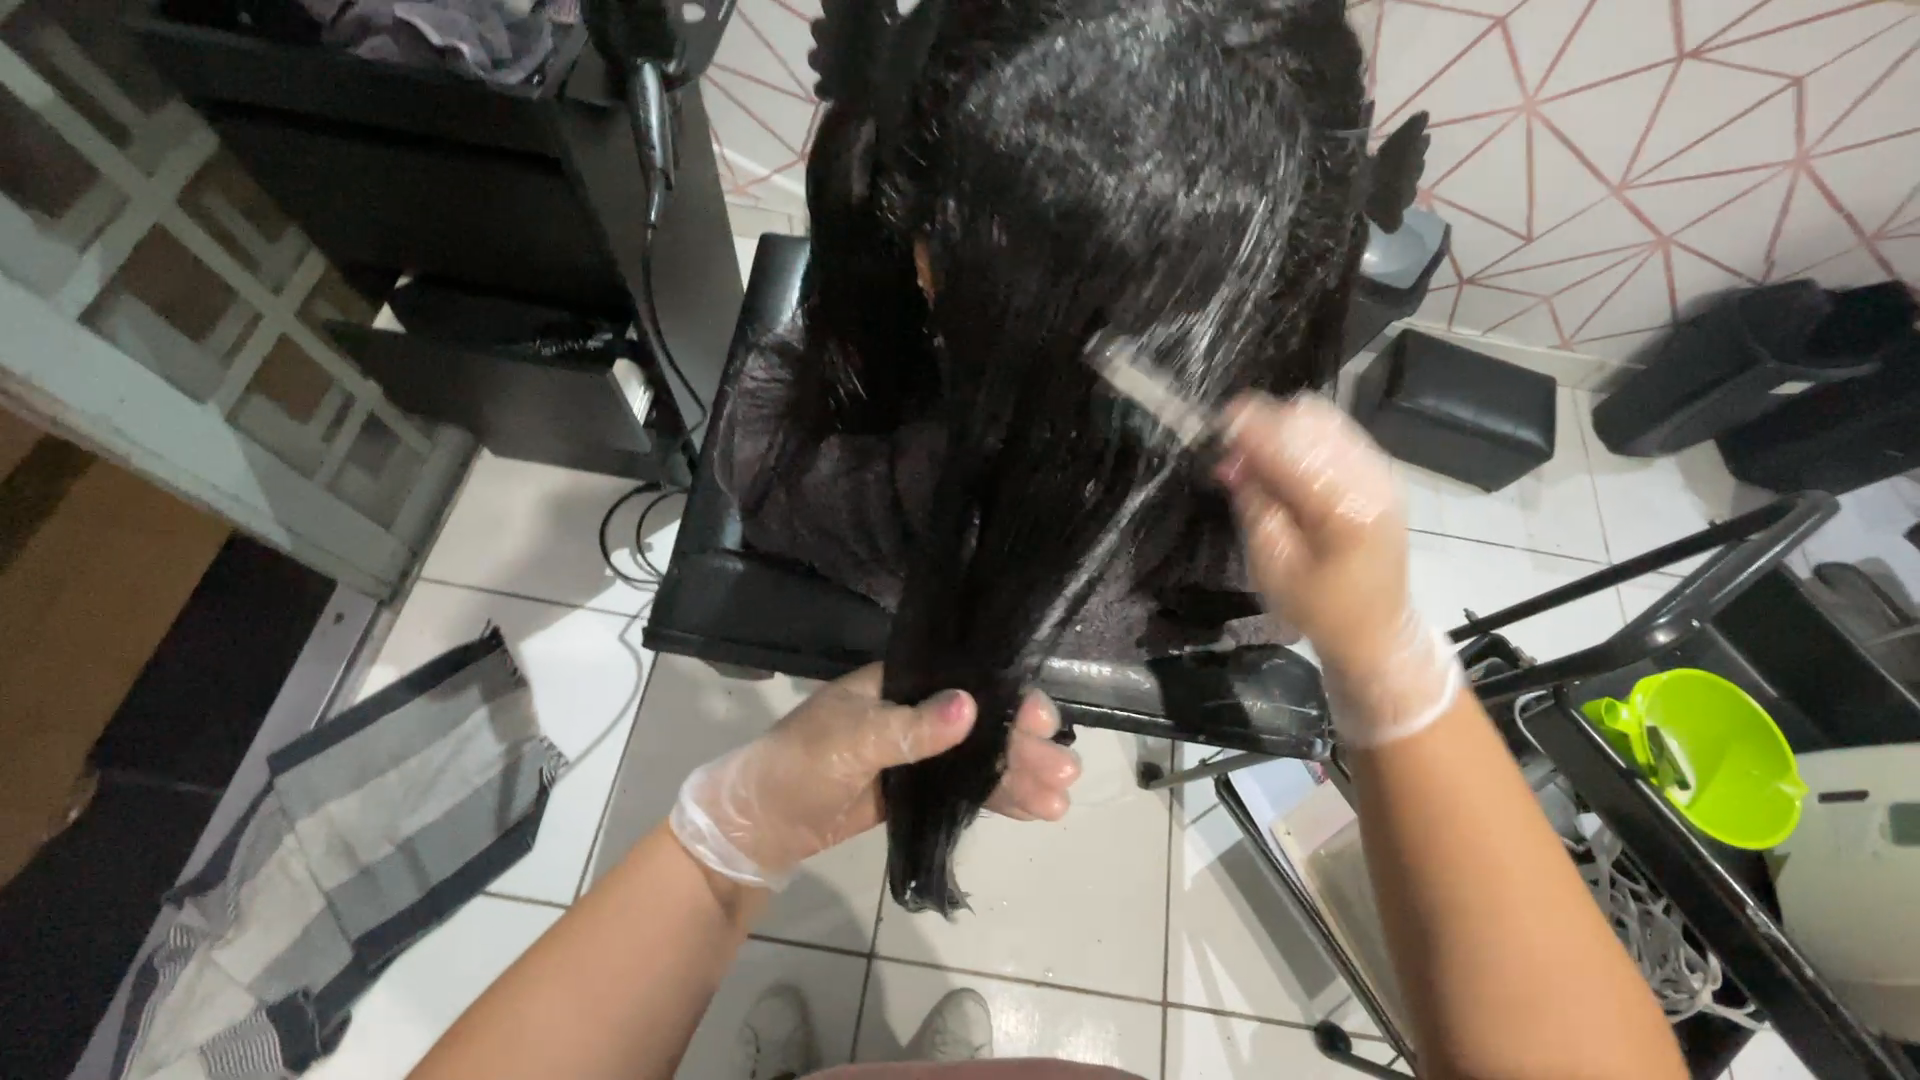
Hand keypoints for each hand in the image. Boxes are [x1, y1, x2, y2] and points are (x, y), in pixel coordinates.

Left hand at [670, 665, 1079, 887]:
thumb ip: (910, 727)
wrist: (760, 823)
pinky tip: (1031, 810)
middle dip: (1023, 746)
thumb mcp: (850, 742)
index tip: (1043, 723)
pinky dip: (995, 798)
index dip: (1006, 699)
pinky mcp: (916, 788)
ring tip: (1060, 802)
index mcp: (898, 683)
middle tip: (1066, 772)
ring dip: (1018, 776)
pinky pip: (963, 789)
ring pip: (978, 759)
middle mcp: (914, 710)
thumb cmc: (798, 765)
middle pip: (981, 724)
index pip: (963, 681)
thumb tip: (970, 705)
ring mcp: (917, 752)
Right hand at [1216, 393, 1461, 746]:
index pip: (1289, 446)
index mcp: (1341, 508)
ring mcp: (1381, 473)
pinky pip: (1338, 435)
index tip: (1218, 422)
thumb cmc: (1318, 608)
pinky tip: (1285, 463)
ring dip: (1284, 430)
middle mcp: (1369, 478)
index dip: (1250, 427)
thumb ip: (1255, 504)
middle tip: (1234, 455)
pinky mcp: (1382, 475)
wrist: (1377, 630)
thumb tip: (1234, 460)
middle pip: (1310, 422)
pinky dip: (1305, 439)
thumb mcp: (1271, 565)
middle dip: (1265, 427)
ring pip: (1325, 421)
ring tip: (1257, 459)